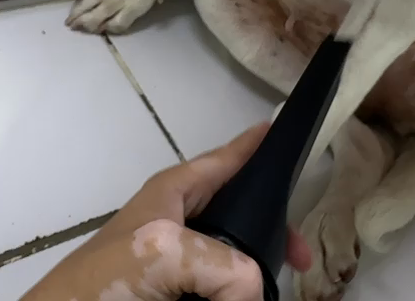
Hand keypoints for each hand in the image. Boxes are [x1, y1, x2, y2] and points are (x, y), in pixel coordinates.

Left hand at [22, 125, 311, 300]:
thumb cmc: (109, 278)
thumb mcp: (166, 250)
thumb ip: (223, 263)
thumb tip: (254, 289)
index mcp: (174, 193)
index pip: (223, 159)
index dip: (254, 146)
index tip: (283, 129)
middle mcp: (181, 222)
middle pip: (242, 215)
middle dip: (275, 231)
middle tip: (304, 261)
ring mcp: (180, 263)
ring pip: (237, 261)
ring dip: (260, 273)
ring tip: (288, 285)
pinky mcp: (182, 294)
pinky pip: (225, 289)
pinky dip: (243, 293)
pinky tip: (257, 298)